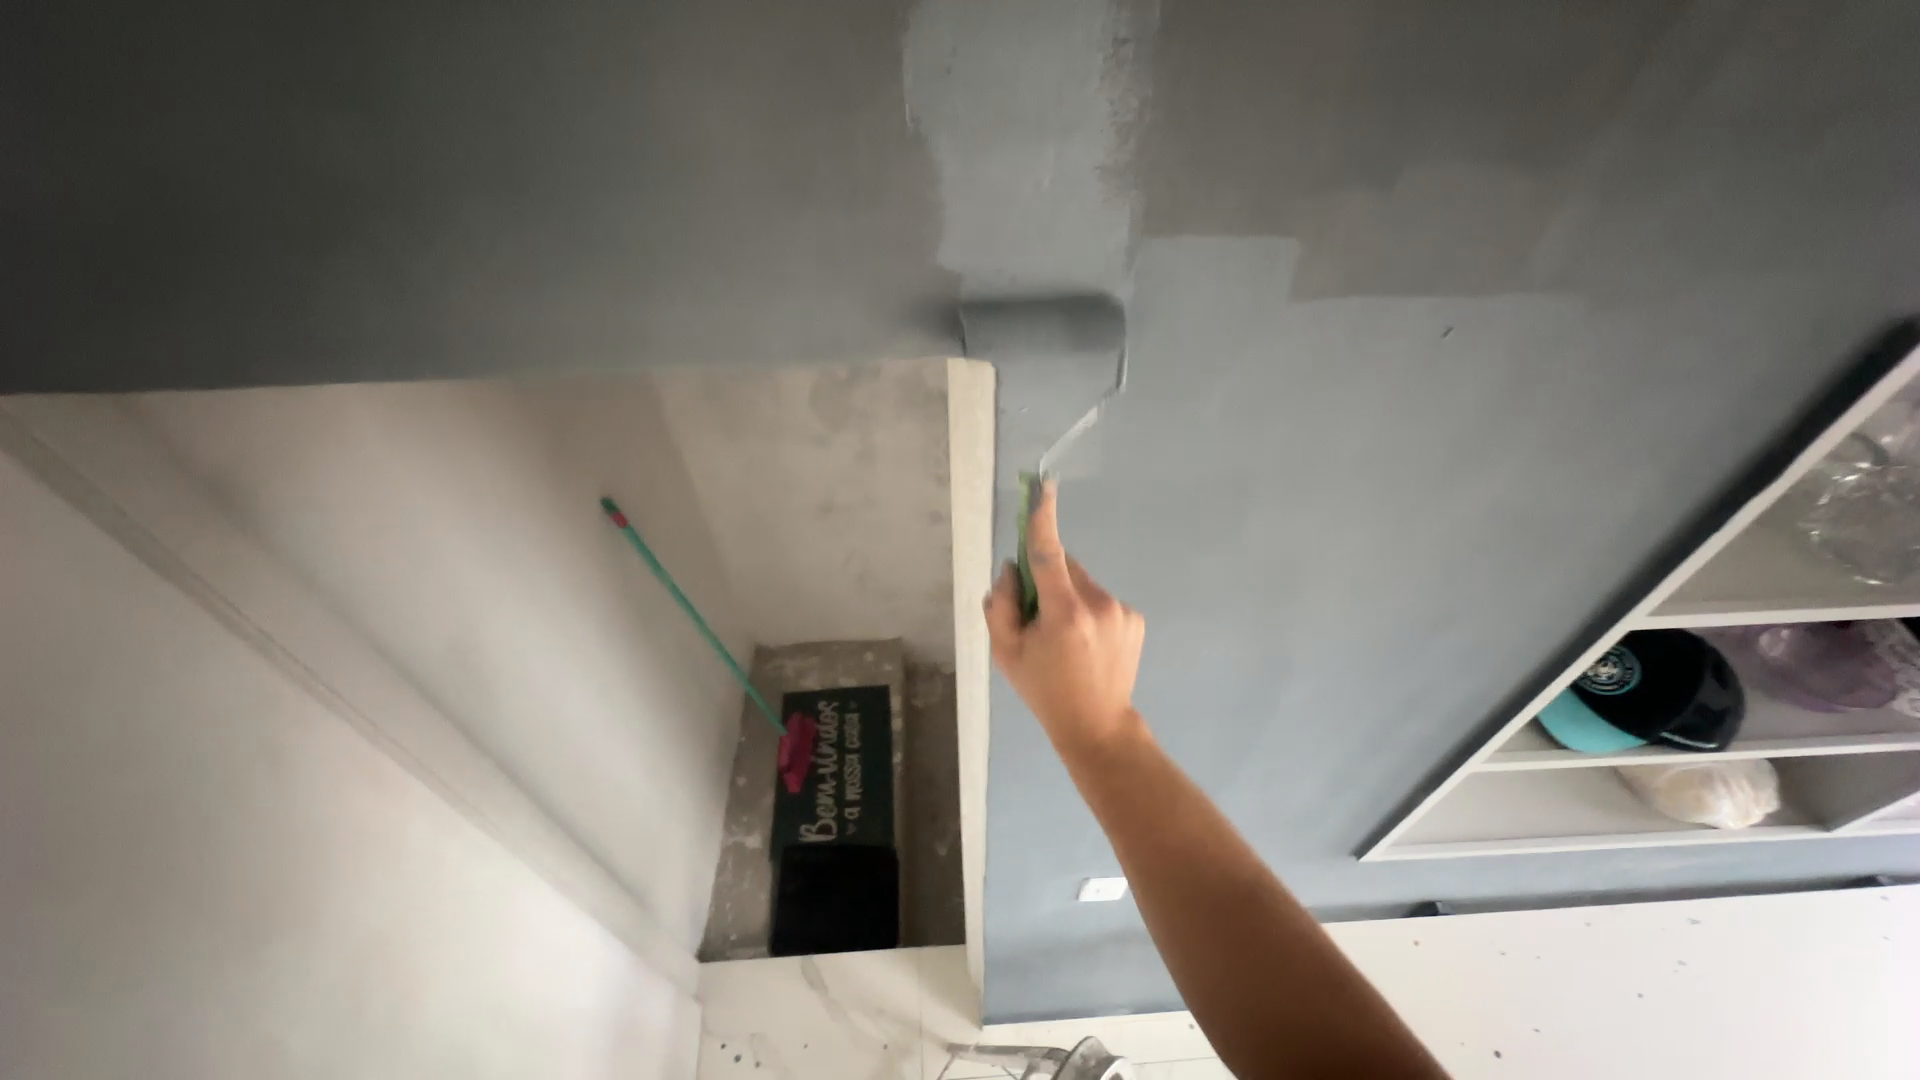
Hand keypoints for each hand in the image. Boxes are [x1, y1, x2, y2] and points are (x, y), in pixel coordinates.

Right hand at [984, 480, 1146, 749]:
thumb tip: (1012, 569)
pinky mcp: (1135, 619)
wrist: (1097, 725)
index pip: (1048, 554)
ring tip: (1066, 639)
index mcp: (1064, 613)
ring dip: (1068, 597)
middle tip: (1037, 616)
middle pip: (1064, 568)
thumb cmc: (1044, 690)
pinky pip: (1100, 599)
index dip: (1042, 519)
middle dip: (1047, 580)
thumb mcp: (1006, 652)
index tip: (1043, 487)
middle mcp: (1098, 604)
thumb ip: (1001, 605)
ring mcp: (1122, 611)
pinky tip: (1087, 643)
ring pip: (1082, 584)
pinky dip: (1088, 611)